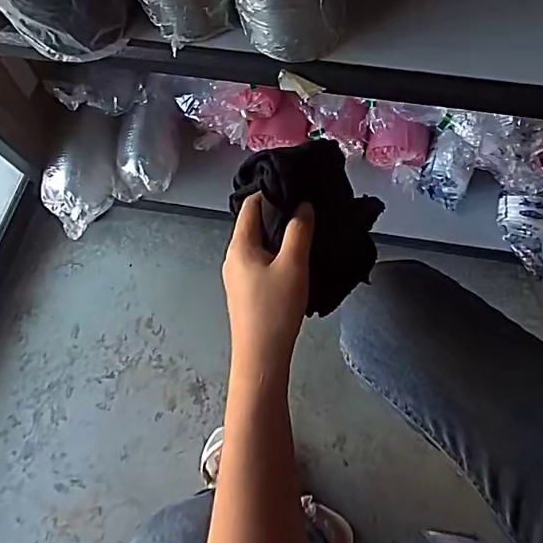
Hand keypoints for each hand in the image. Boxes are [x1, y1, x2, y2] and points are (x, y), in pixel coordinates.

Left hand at [223, 194, 312, 377]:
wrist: (261, 357)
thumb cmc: (275, 310)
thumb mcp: (293, 265)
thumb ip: (299, 231)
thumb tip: (303, 205)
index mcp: (239, 245)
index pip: (250, 204)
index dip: (271, 190)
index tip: (296, 185)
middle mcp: (233, 256)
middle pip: (254, 222)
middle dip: (279, 211)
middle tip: (308, 205)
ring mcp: (238, 274)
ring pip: (260, 243)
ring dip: (281, 234)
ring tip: (308, 229)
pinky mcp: (247, 290)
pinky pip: (262, 260)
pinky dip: (278, 252)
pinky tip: (298, 258)